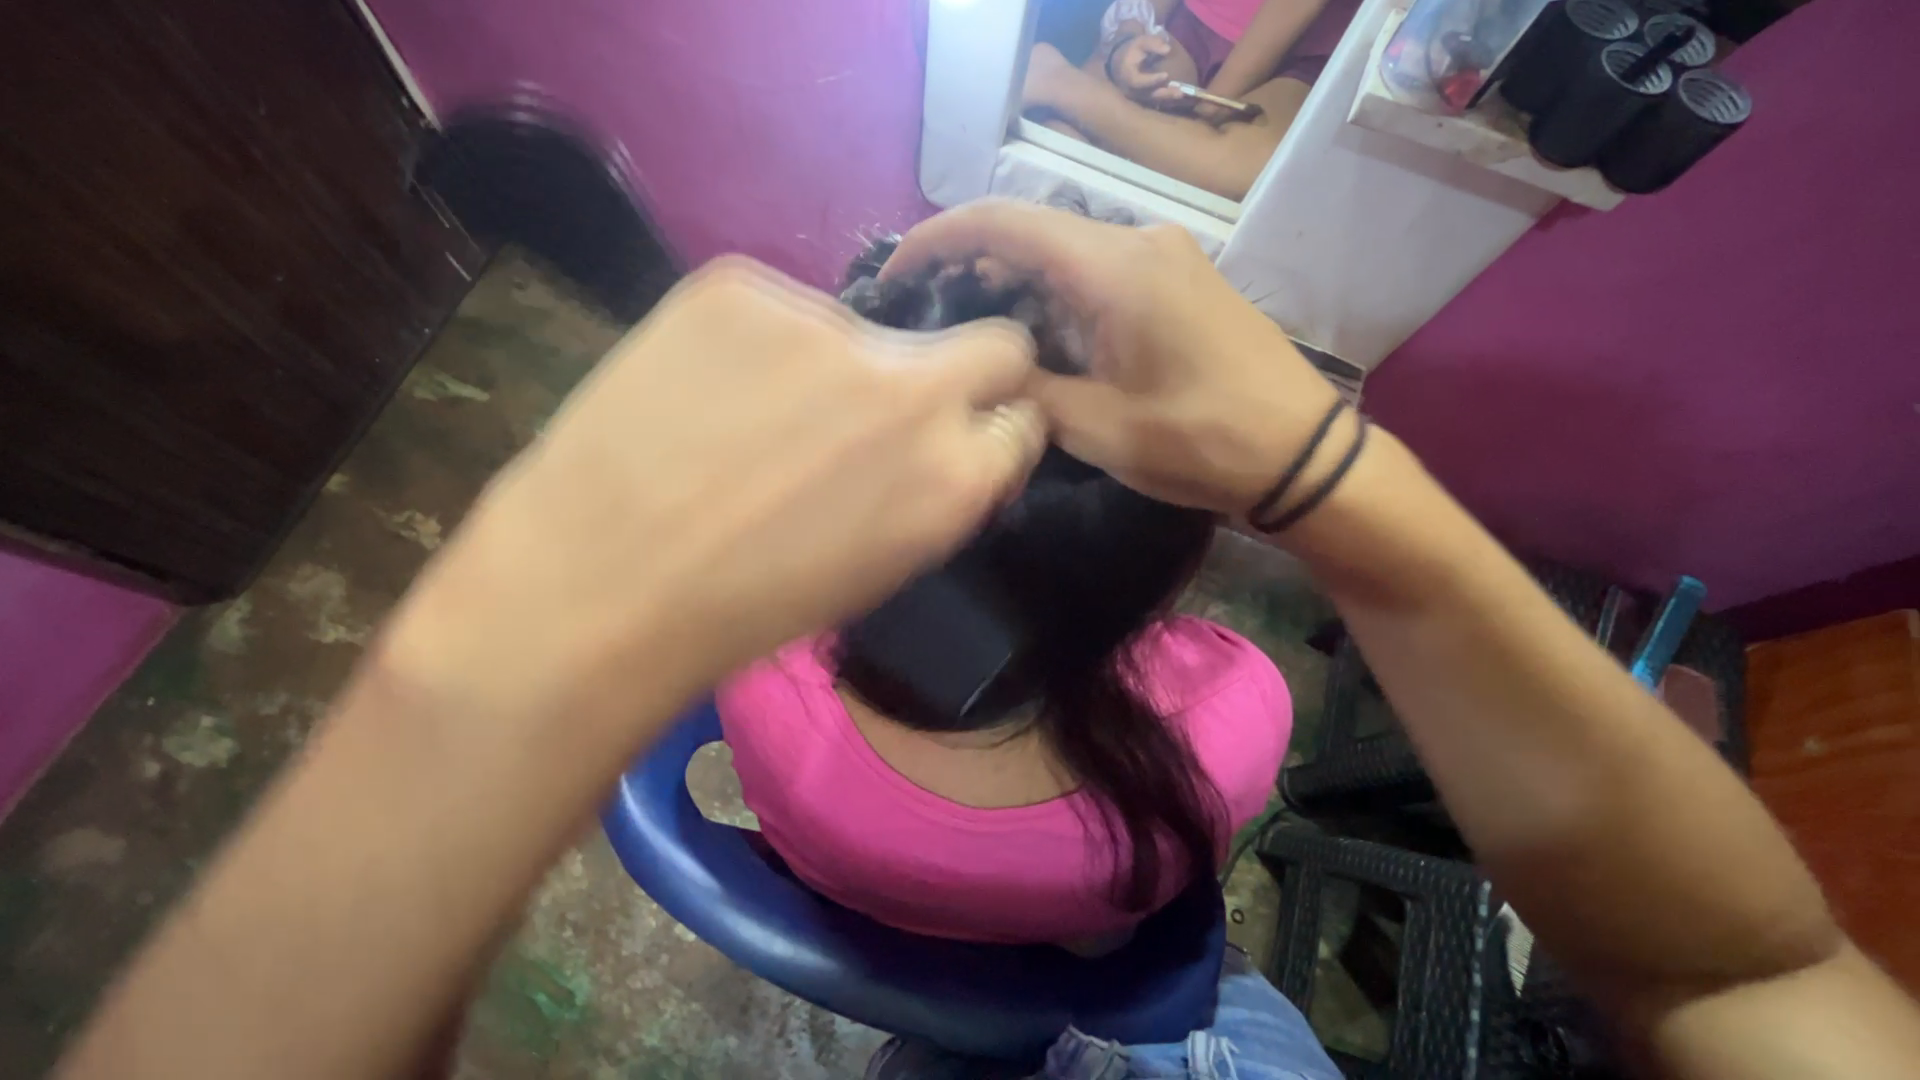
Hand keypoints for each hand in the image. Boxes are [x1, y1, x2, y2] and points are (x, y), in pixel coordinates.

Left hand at [383, 258, 1045, 725]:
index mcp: (955, 476)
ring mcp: (827, 324)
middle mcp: (915, 388)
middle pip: (994, 340)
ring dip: (838, 364)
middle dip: (967, 368)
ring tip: (754, 419)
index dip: (991, 423)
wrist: (598, 587)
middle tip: (892, 401)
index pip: (1024, 411)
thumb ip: (934, 490)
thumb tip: (949, 437)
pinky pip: (781, 306)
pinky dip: (761, 344)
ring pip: (867, 329)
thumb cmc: (745, 608)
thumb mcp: (880, 567)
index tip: (960, 431)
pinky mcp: (742, 285)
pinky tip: (706, 391)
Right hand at [883, 200, 1344, 519]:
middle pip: (1032, 231)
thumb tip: (986, 374)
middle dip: (973, 266)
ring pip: (1065, 253)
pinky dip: (1056, 297)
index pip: (1003, 223)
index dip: (939, 238)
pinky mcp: (1178, 280)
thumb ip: (1027, 390)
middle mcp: (1138, 241)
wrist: (1302, 454)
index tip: (895, 270)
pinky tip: (1037, 339)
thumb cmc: (1202, 442)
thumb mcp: (1097, 427)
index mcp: (1113, 267)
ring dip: (1016, 285)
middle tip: (928, 317)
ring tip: (974, 337)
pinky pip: (1098, 272)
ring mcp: (1164, 257)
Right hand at [1106, 32, 1180, 105]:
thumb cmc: (1132, 51)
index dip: (1152, 80)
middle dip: (1163, 93)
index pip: (1138, 82)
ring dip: (1167, 97)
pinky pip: (1154, 100)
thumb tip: (1168, 49)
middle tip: (1179, 93)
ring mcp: (1136, 96)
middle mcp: (1131, 90)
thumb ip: (1153, 44)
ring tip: (1181, 94)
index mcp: (1128, 76)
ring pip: (1152, 99)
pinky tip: (1177, 95)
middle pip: (1148, 95)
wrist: (1120, 62)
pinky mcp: (1141, 98)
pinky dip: (1165, 98)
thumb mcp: (1140, 42)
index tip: (1166, 75)